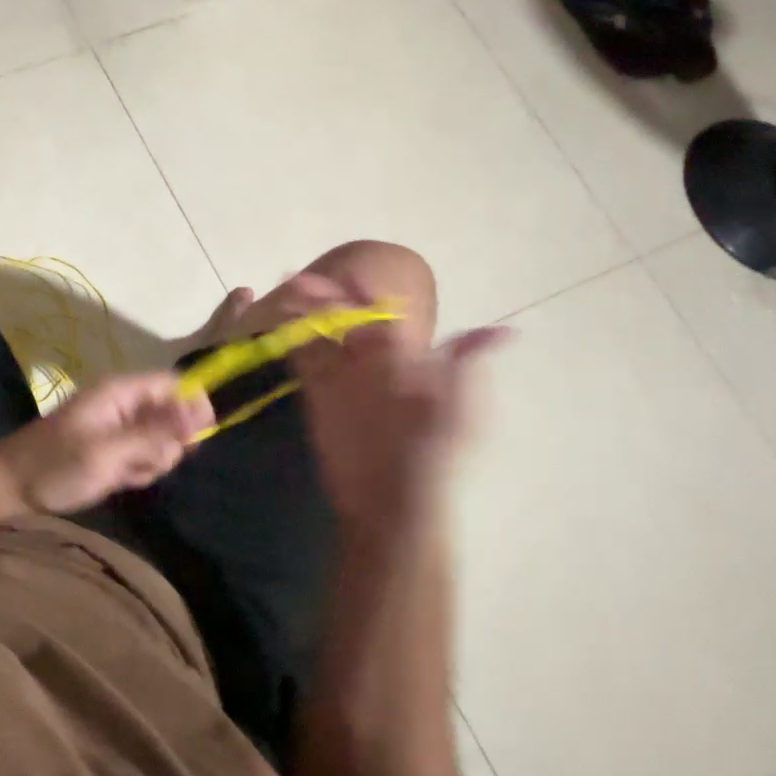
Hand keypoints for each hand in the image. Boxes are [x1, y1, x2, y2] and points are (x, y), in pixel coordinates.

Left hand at [0, 373, 214, 514]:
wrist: (13, 486)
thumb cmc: (56, 464)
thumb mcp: (108, 451)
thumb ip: (155, 432)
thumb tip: (202, 410)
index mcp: (120, 392)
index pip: (174, 384)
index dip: (192, 407)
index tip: (194, 439)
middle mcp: (124, 405)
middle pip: (173, 416)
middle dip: (167, 443)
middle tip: (139, 460)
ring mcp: (120, 429)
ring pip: (162, 442)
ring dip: (152, 461)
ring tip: (122, 472)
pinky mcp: (116, 451)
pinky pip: (146, 458)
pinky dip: (138, 472)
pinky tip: (117, 481)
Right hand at [293, 286, 507, 532]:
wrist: (392, 502)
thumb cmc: (432, 456)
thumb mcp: (458, 412)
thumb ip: (465, 368)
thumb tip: (501, 330)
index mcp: (408, 359)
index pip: (384, 316)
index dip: (365, 294)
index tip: (344, 274)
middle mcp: (374, 363)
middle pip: (345, 320)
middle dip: (323, 298)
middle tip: (296, 281)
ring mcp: (344, 379)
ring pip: (320, 335)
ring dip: (301, 314)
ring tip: (280, 298)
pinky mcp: (318, 396)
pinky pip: (303, 361)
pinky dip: (289, 342)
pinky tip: (274, 328)